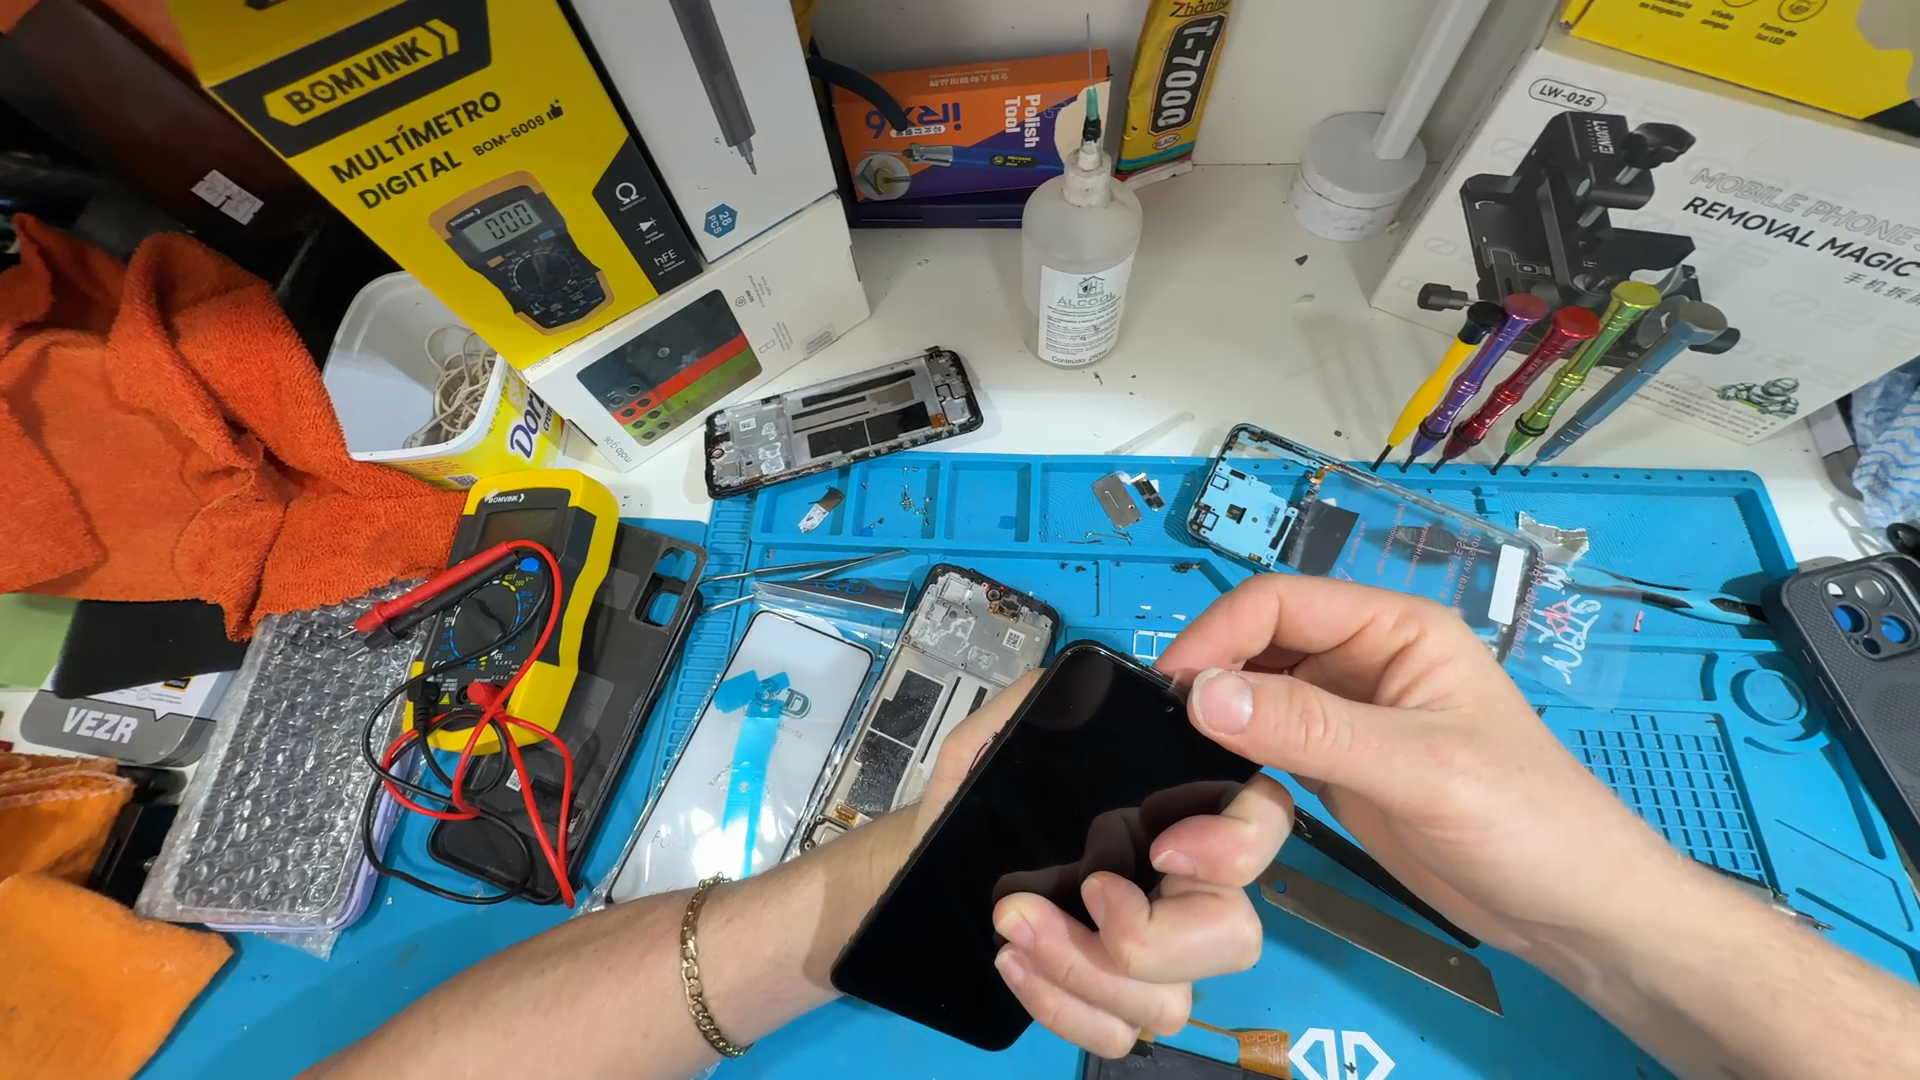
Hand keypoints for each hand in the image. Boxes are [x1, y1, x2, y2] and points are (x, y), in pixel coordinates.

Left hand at [887, 671, 1291, 1056]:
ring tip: (1012, 925)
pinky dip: (1064, 1008)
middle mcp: (1168, 885)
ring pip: (1172, 1001)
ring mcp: (1142, 955)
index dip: (1235, 845)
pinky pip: (1116, 1036)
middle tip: (1088, 896)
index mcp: (1159, 812)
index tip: (1159, 848)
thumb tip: (1066, 683)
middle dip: (1158, 935)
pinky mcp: (1103, 1002)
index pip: (1255, 823)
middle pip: (1233, 934)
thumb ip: (1023, 708)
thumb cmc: (963, 802)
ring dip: (1088, 969)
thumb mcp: (981, 745)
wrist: (916, 867)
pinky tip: (1013, 964)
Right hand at [1154, 575, 1682, 957]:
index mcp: (1390, 628)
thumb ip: (1308, 729)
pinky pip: (1262, 735)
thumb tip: (1201, 696)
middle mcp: (1359, 656)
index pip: (1277, 602)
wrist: (1576, 921)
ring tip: (1177, 748)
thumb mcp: (1419, 769)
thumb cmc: (1526, 825)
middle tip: (1165, 724)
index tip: (1171, 687)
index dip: (1218, 633)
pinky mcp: (1329, 756)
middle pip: (1257, 640)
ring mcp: (1341, 708)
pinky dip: (1231, 747)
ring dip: (1215, 712)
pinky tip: (1210, 771)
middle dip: (1210, 672)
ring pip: (1252, 687)